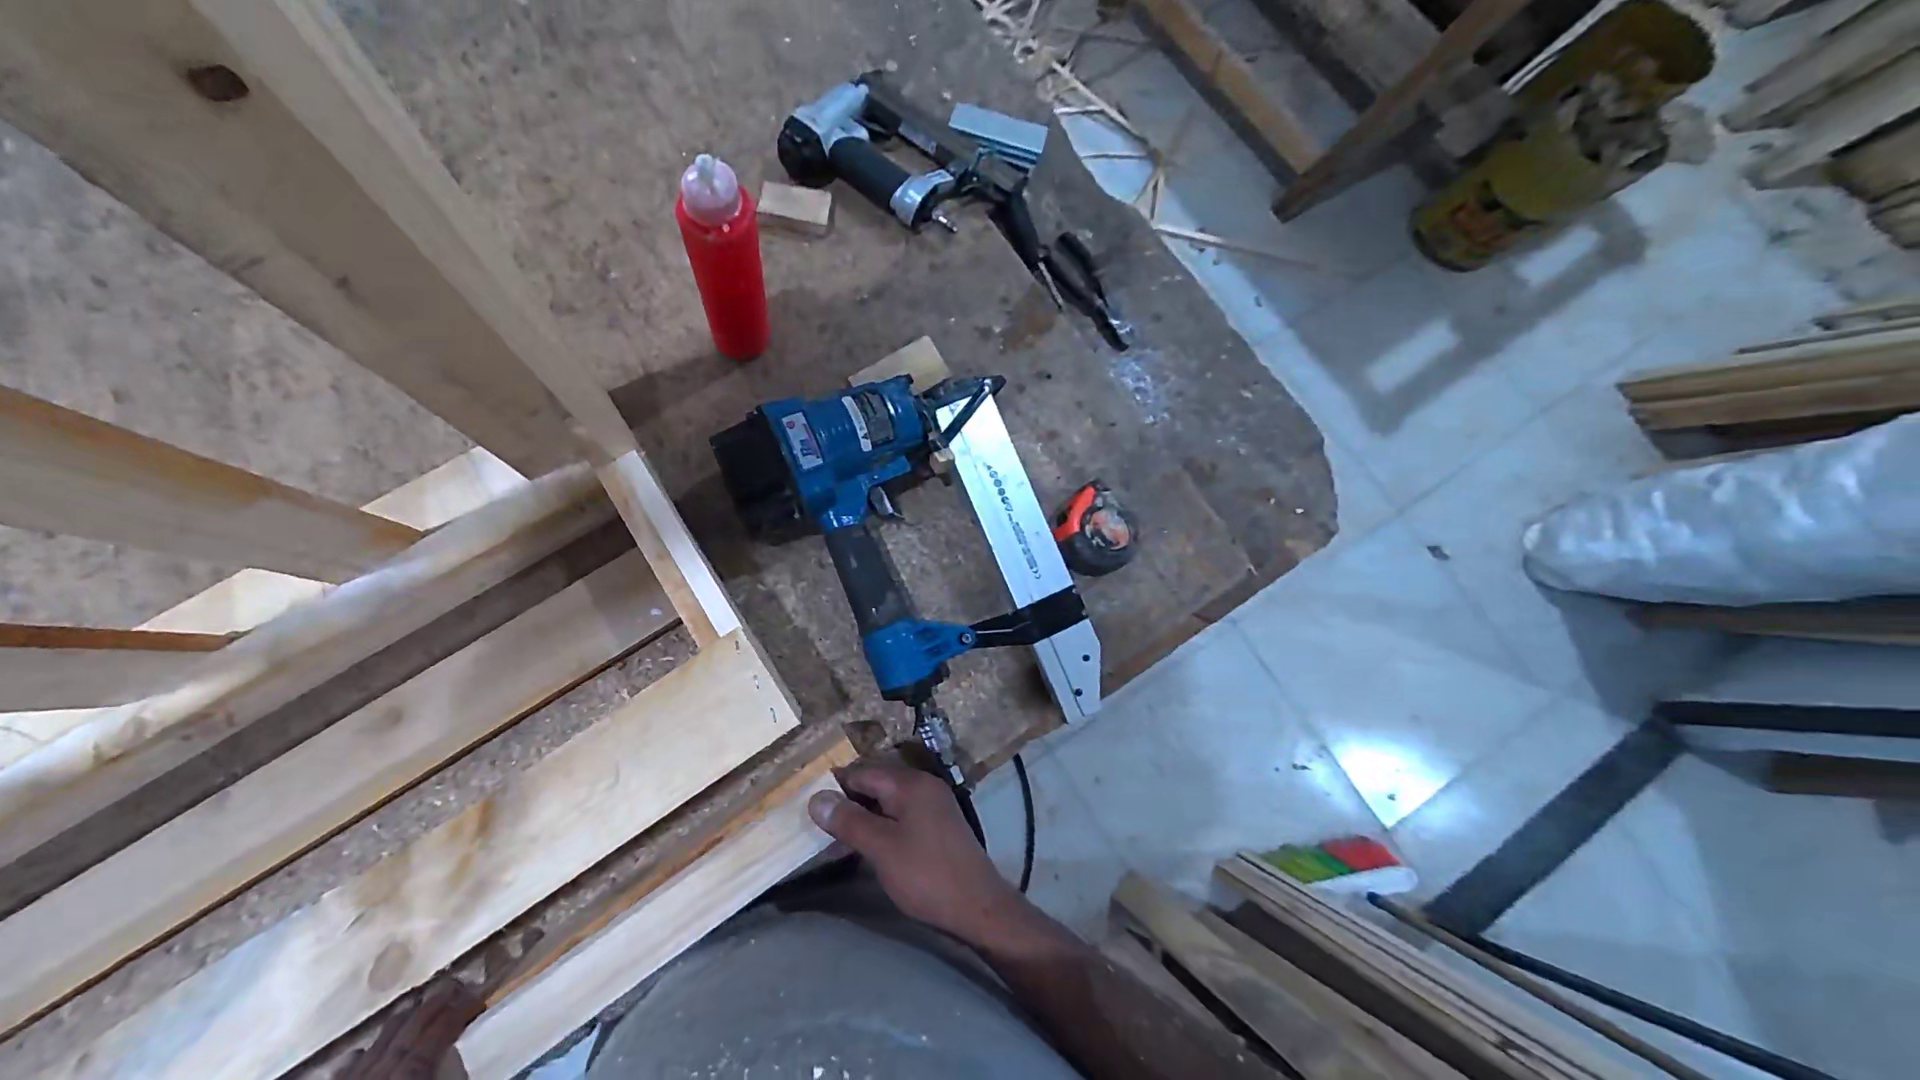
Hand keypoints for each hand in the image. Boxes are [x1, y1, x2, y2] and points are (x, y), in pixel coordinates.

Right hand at [808, 763, 1059, 954]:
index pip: (863, 772)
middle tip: (816, 824)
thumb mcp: (881, 848)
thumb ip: (849, 821)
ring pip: (887, 802)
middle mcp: (924, 786)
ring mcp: (933, 805)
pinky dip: (880, 825)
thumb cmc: (926, 875)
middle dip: (847, 801)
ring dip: (862, 816)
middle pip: (875, 784)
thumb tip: (816, 798)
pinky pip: (900, 815)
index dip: (834, 786)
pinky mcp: (937, 826)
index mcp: (911, 784)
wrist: (978, 907)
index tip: (807, 805)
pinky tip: (865, 845)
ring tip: (833, 838)